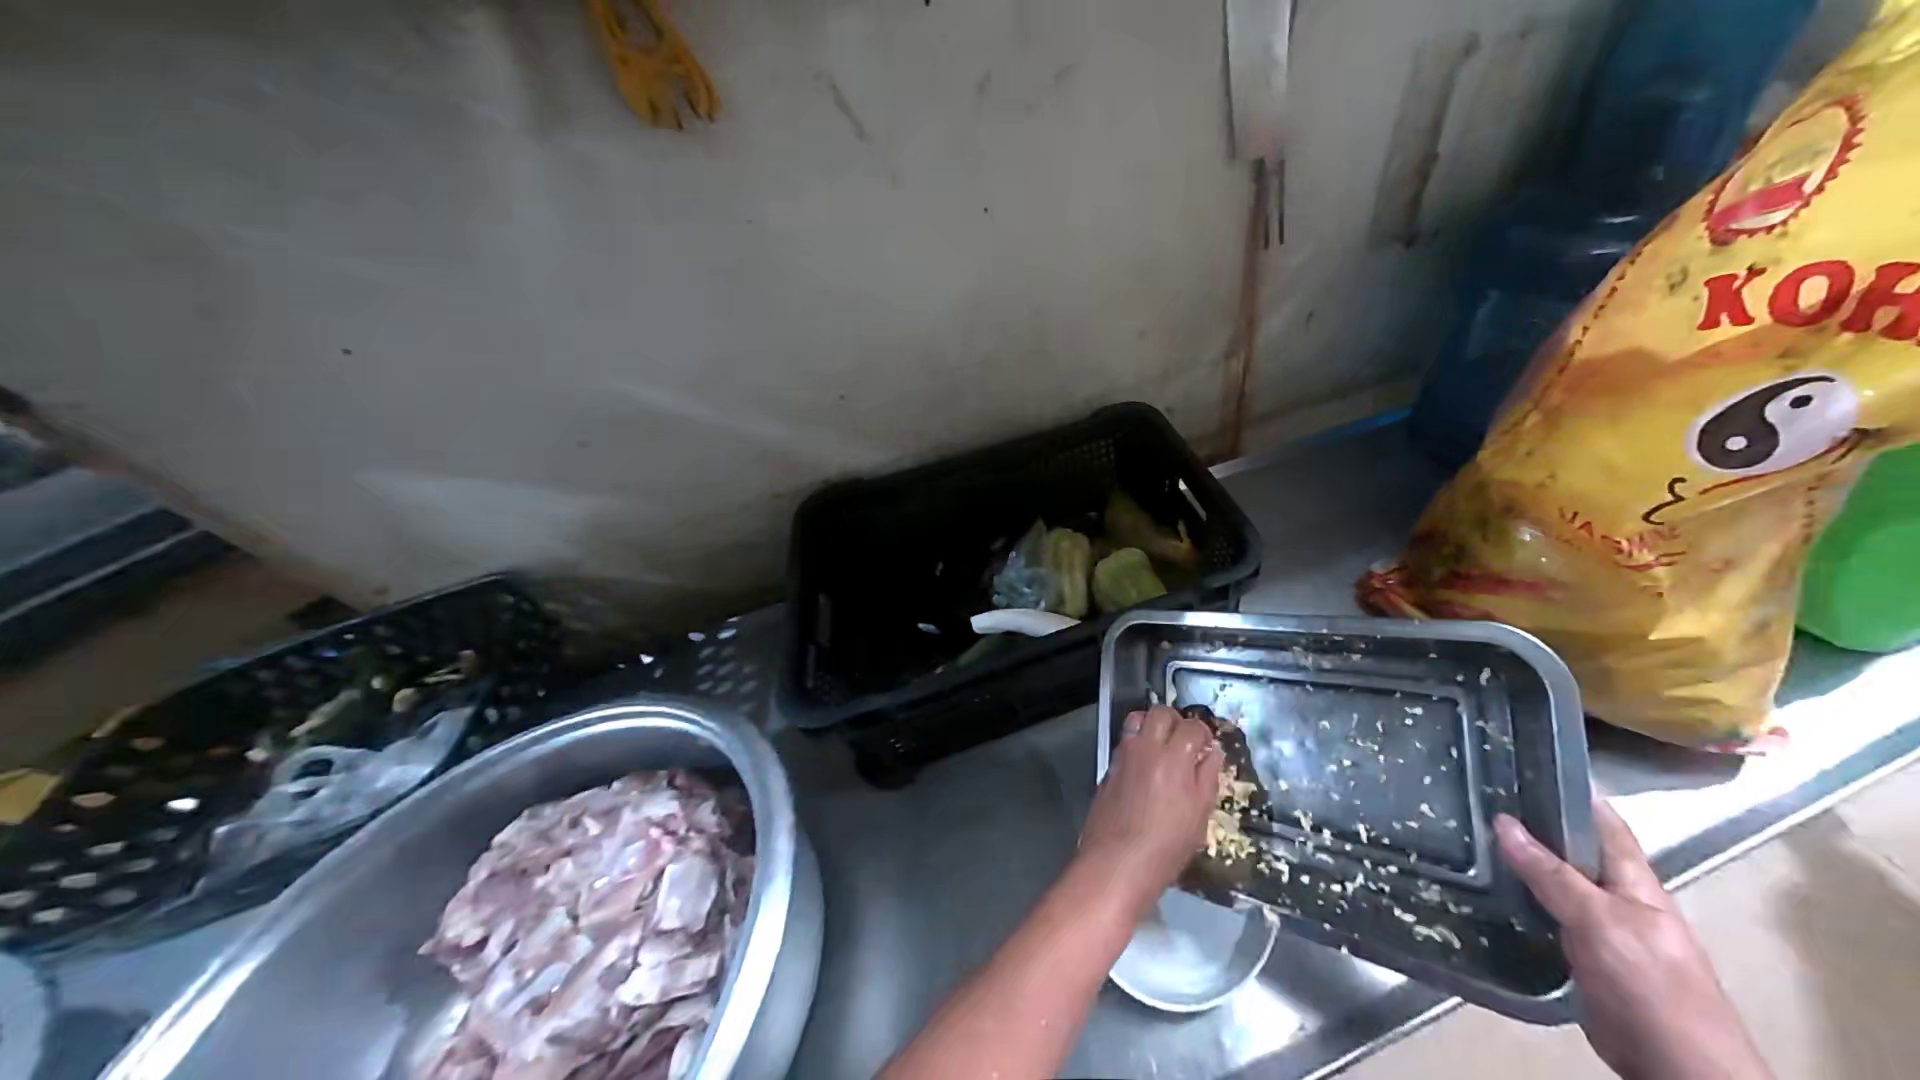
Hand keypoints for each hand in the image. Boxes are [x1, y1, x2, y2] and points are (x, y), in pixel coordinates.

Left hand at [1079, 706, 1223, 913]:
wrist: (1118, 860)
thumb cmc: (1167, 845)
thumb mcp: (1200, 815)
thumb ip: (1207, 777)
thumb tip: (1212, 754)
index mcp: (1174, 757)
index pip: (1193, 727)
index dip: (1203, 734)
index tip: (1207, 747)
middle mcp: (1146, 747)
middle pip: (1161, 713)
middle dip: (1177, 721)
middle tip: (1185, 741)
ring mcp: (1124, 754)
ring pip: (1137, 719)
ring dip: (1152, 724)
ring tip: (1163, 746)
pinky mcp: (1109, 765)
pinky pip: (1124, 740)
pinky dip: (1137, 740)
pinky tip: (1145, 763)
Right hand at [1495, 801, 1770, 1079]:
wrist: (1676, 1066)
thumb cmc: (1650, 985)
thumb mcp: (1599, 922)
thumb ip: (1552, 874)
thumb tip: (1503, 821)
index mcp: (1635, 881)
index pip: (1602, 822)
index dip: (1569, 791)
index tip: (1521, 763)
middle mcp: (1616, 896)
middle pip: (1571, 849)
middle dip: (1530, 823)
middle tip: (1476, 796)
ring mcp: (1598, 926)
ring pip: (1553, 880)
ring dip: (1518, 860)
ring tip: (1468, 834)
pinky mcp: (1580, 952)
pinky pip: (1543, 912)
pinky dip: (1517, 896)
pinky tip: (1486, 887)